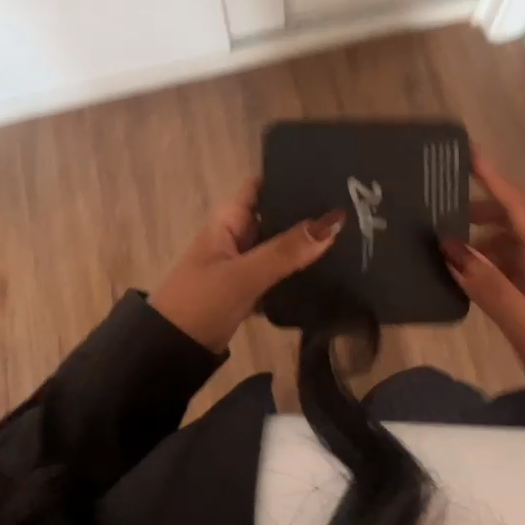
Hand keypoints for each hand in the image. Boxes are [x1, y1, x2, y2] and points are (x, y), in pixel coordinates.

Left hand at [150, 177, 345, 351]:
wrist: (170, 352)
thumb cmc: (201, 302)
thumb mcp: (245, 274)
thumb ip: (288, 250)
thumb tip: (335, 220)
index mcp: (228, 219)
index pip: (263, 185)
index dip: (291, 175)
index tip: (331, 172)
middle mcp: (236, 234)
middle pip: (276, 213)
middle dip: (307, 211)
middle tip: (354, 206)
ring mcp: (241, 262)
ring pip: (279, 244)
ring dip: (305, 242)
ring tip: (352, 233)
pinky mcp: (247, 288)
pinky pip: (277, 271)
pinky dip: (297, 270)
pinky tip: (330, 270)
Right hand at [442, 155, 524, 424]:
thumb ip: (492, 289)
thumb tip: (451, 247)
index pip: (522, 209)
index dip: (495, 179)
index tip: (467, 153)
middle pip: (518, 218)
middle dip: (482, 203)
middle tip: (439, 201)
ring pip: (513, 241)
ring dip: (482, 234)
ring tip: (443, 239)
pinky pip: (512, 265)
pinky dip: (487, 261)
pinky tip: (465, 274)